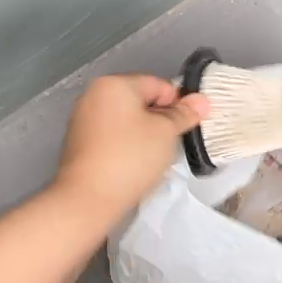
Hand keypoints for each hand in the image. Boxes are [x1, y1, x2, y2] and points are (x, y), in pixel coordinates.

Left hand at [54, 75, 209, 220]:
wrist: (88, 198)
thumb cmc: (131, 157)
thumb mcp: (165, 133)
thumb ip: (184, 114)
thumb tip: (202, 100)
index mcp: (114, 84)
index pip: (158, 84)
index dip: (178, 104)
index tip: (187, 127)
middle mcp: (94, 94)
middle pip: (140, 100)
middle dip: (160, 119)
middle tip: (171, 143)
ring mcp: (83, 118)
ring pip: (126, 119)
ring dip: (144, 133)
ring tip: (153, 156)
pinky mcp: (79, 142)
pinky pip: (112, 135)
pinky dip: (126, 144)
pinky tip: (134, 163)